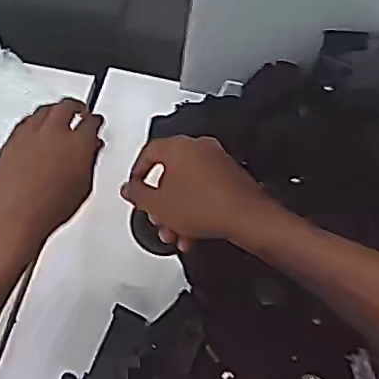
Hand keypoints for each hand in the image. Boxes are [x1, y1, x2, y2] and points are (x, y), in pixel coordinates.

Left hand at [0, 99, 104, 261]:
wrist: (15, 215)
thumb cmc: (47, 207)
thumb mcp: (83, 186)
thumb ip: (89, 161)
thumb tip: (89, 151)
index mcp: (78, 142)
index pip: (92, 121)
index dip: (95, 121)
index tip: (95, 122)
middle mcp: (54, 131)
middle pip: (67, 106)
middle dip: (76, 107)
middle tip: (80, 111)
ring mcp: (31, 133)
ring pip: (45, 110)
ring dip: (55, 110)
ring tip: (59, 115)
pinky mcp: (13, 139)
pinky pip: (26, 121)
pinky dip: (35, 121)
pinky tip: (37, 127)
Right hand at [119, 135, 290, 251]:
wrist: (247, 218)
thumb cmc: (208, 206)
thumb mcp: (159, 205)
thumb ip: (138, 194)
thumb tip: (130, 188)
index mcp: (178, 146)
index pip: (148, 153)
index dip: (137, 174)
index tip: (136, 189)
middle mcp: (199, 147)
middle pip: (169, 172)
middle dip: (161, 201)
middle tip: (157, 216)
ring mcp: (217, 160)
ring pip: (187, 184)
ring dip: (177, 210)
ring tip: (176, 232)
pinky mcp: (230, 175)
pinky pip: (205, 189)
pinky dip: (195, 207)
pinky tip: (193, 231)